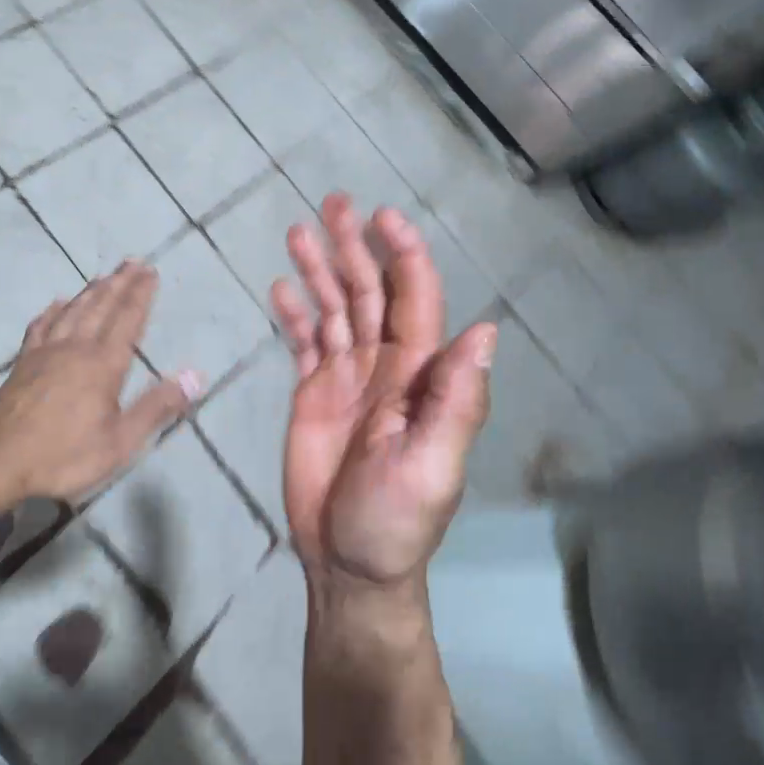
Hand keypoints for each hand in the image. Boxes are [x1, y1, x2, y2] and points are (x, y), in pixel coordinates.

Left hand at [0, 262, 201, 502]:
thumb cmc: (64, 456)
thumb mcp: (119, 442)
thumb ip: (156, 407)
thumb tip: (195, 376)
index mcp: (102, 365)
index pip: (127, 320)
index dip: (140, 295)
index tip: (150, 272)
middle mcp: (74, 348)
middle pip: (100, 307)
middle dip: (118, 283)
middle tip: (132, 262)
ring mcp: (44, 352)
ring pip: (72, 311)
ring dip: (90, 292)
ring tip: (103, 277)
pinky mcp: (22, 362)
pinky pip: (40, 326)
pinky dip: (52, 311)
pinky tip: (56, 304)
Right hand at [271, 195, 495, 599]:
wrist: (348, 561)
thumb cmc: (395, 519)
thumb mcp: (432, 466)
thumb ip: (454, 402)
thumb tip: (483, 332)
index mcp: (417, 376)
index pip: (413, 301)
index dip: (402, 256)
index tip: (384, 216)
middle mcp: (384, 365)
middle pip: (368, 292)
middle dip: (353, 247)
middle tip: (331, 203)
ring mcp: (346, 378)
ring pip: (334, 309)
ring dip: (319, 269)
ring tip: (296, 231)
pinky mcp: (313, 394)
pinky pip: (304, 342)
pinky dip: (295, 313)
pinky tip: (281, 287)